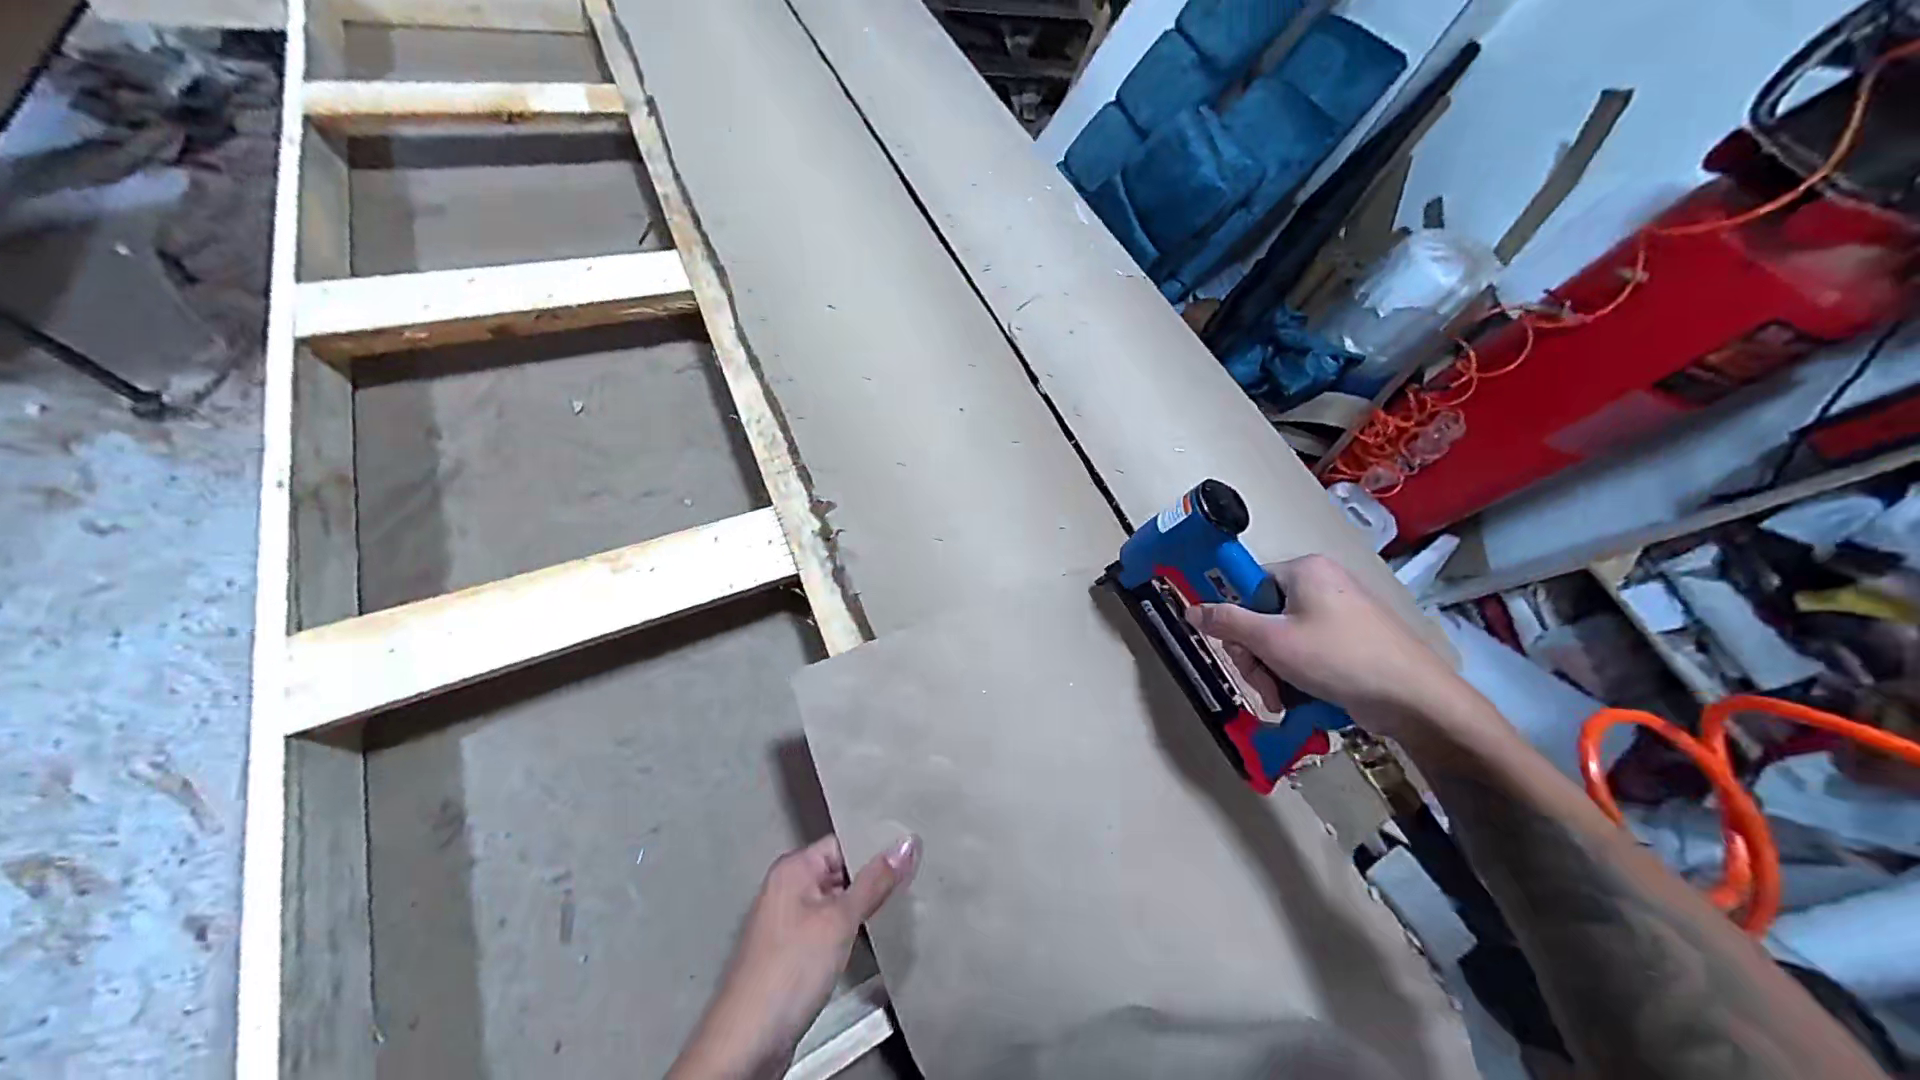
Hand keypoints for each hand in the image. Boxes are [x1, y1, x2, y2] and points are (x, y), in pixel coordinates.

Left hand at [668, 834, 919, 1079]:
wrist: (749, 1042)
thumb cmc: (788, 972)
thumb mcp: (840, 920)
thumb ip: (875, 881)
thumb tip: (907, 844)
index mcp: (792, 868)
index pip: (842, 842)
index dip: (875, 847)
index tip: (911, 850)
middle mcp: (787, 887)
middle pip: (840, 870)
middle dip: (873, 877)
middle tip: (914, 876)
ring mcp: (789, 921)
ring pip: (837, 900)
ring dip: (864, 904)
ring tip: (901, 902)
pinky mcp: (794, 952)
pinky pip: (830, 926)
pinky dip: (851, 928)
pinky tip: (874, 934)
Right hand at [1185, 554, 1467, 745]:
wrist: (1416, 700)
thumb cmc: (1338, 658)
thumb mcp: (1272, 641)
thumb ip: (1227, 622)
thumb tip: (1189, 610)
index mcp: (1304, 570)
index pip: (1248, 584)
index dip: (1235, 618)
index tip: (1235, 647)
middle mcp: (1322, 585)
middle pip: (1263, 617)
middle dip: (1255, 657)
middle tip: (1261, 684)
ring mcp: (1339, 615)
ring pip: (1282, 640)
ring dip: (1272, 673)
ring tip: (1281, 700)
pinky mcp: (1352, 642)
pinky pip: (1307, 653)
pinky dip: (1297, 676)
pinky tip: (1298, 700)